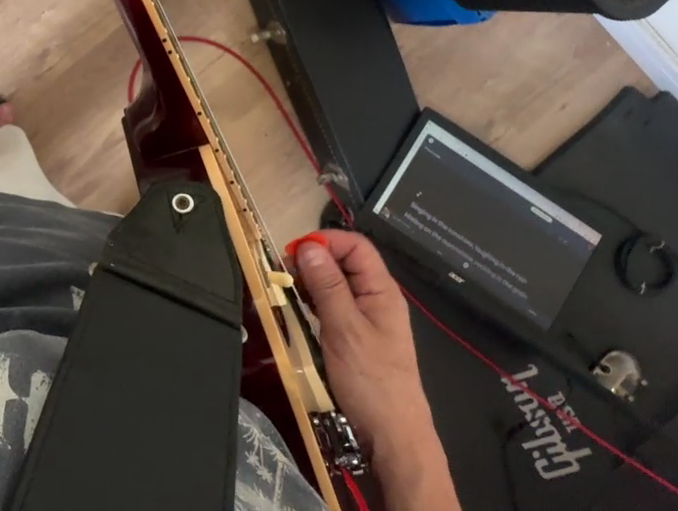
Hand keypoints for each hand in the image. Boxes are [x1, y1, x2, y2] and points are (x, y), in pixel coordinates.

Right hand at [292, 231, 437, 457]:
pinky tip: (301, 312)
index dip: (324, 241)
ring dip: (311, 282)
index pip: (355, 246)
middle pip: (344, 262)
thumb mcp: (344, 329)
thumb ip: (327, 287)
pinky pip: (333, 306)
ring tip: (289, 293)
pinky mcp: (356, 335)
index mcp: (381, 291)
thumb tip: (308, 247)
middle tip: (286, 275)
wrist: (392, 436)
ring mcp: (367, 318)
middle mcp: (375, 299)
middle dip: (313, 261)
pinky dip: (314, 302)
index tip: (294, 254)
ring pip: (336, 284)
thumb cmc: (371, 381)